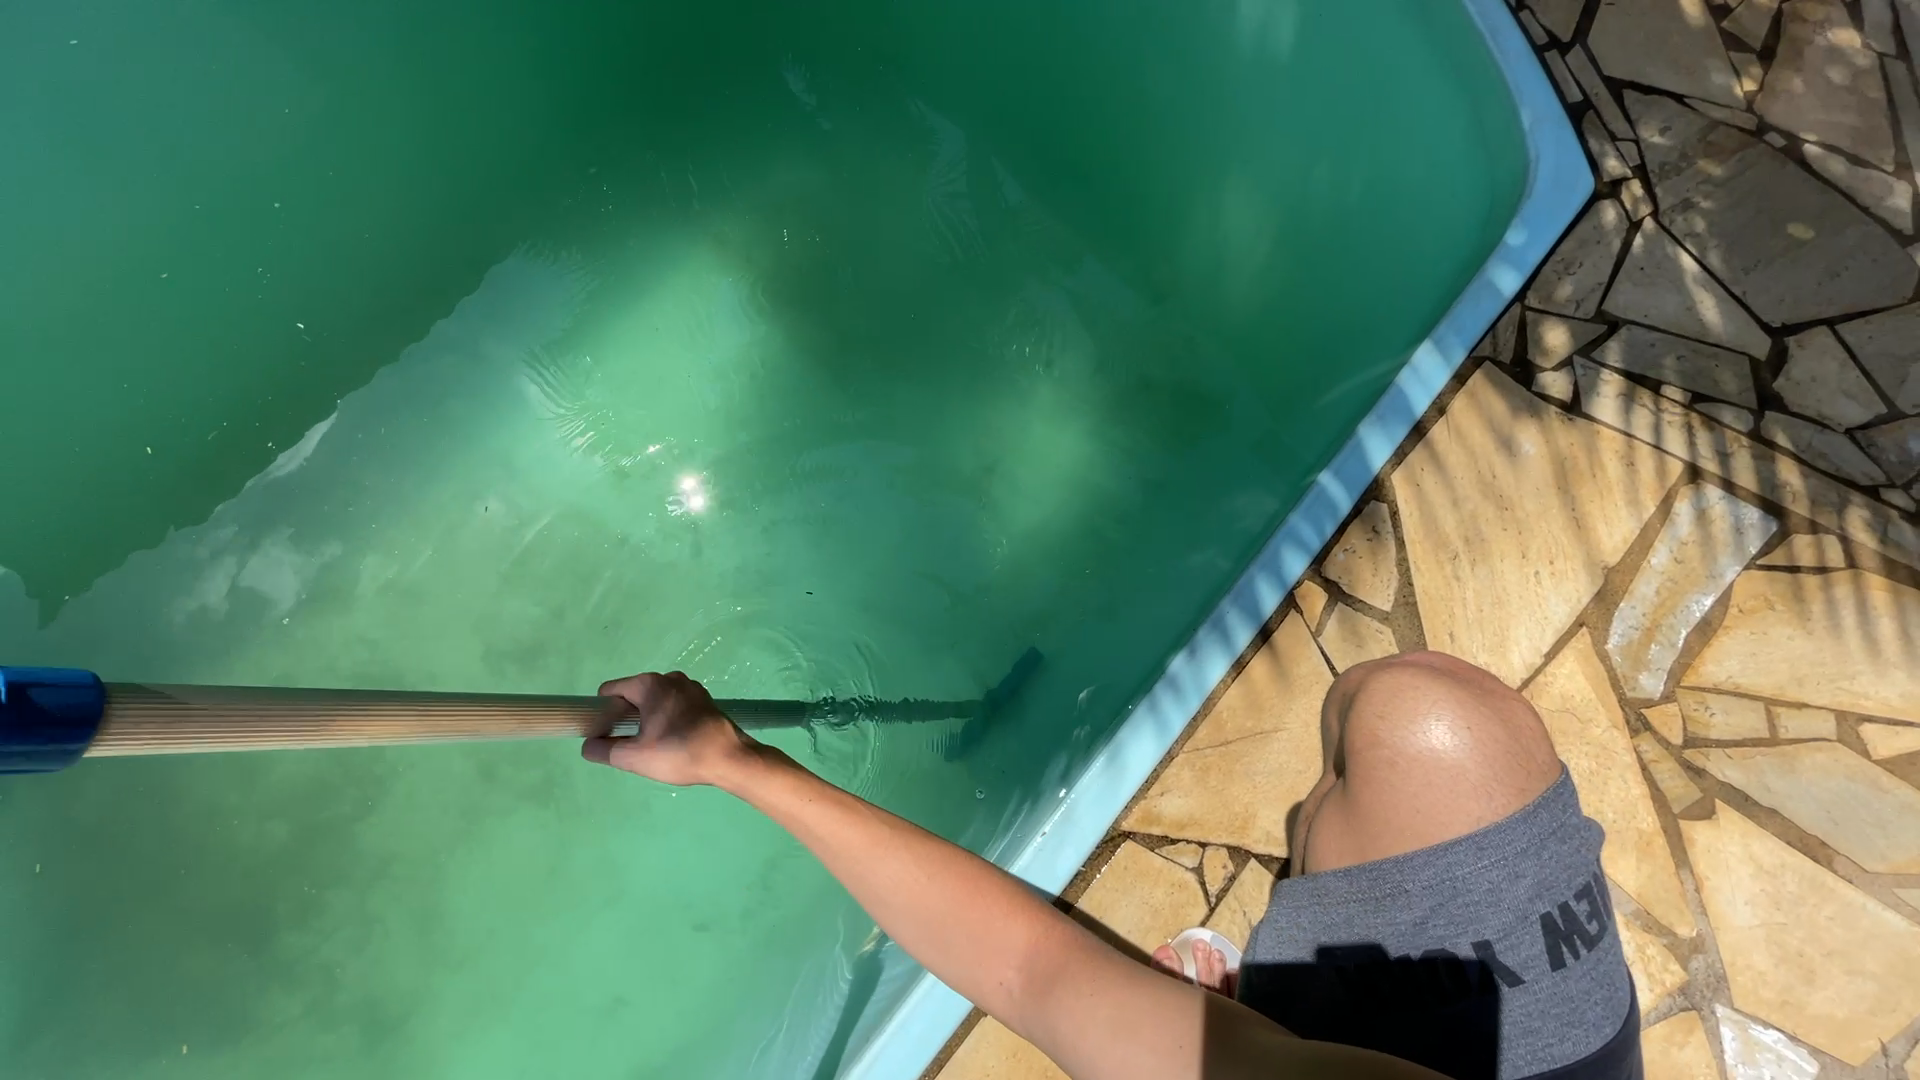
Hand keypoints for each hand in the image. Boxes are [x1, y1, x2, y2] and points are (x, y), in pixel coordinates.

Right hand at [582, 671, 755, 785]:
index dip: (602, 711)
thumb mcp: (632, 757)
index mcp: (650, 684)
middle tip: (633, 745)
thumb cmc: (678, 753)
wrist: (729, 757)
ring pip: (655, 701)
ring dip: (648, 720)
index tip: (606, 734)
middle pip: (634, 695)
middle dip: (626, 717)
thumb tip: (588, 744)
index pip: (610, 690)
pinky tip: (675, 740)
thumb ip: (603, 749)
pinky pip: (674, 705)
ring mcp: (691, 687)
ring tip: (655, 746)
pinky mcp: (704, 699)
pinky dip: (668, 718)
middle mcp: (670, 678)